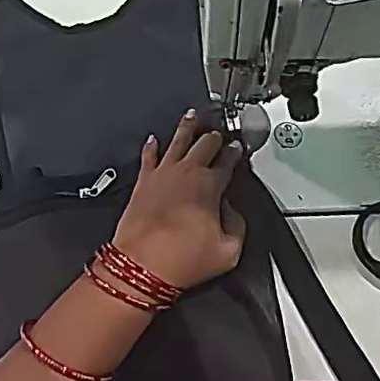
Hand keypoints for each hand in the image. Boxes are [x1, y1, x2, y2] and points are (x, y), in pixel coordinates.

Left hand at [111, 110, 245, 289]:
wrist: (141, 264)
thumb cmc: (182, 258)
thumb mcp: (228, 251)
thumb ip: (237, 226)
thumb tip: (232, 213)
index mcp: (210, 186)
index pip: (228, 161)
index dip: (235, 153)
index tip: (238, 148)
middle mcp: (186, 173)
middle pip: (205, 144)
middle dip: (214, 136)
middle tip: (219, 131)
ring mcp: (162, 174)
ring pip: (177, 140)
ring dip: (187, 127)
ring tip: (193, 116)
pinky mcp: (143, 181)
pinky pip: (148, 156)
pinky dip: (152, 145)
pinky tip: (153, 139)